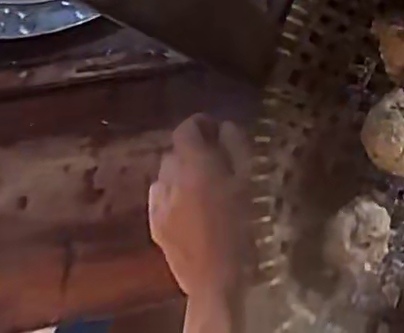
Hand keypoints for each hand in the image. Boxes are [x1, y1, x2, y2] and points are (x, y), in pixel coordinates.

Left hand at [149, 114, 249, 306]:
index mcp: (195, 163)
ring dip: (181, 170)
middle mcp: (171, 178)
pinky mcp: (154, 225)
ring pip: (165, 173)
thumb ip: (236, 145)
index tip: (216, 130)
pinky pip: (159, 196)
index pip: (186, 128)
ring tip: (200, 182)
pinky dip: (170, 192)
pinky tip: (186, 203)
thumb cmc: (241, 224)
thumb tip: (225, 126)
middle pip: (175, 150)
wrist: (218, 278)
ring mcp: (159, 203)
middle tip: (214, 158)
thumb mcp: (248, 178)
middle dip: (192, 149)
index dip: (200, 123)